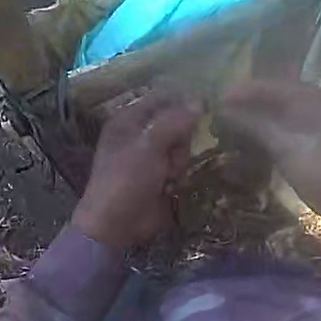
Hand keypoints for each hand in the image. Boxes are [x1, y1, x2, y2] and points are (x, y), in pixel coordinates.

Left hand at [71, 91, 201, 248]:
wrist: (115, 224)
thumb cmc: (126, 180)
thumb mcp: (148, 146)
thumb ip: (174, 122)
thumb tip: (199, 101)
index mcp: (128, 119)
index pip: (160, 97)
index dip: (182, 99)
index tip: (205, 105)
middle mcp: (139, 133)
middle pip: (175, 121)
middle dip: (180, 138)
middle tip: (173, 154)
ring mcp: (149, 155)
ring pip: (181, 144)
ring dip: (179, 159)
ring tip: (169, 175)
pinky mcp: (159, 175)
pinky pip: (179, 163)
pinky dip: (179, 173)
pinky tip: (171, 185)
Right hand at [218, 80, 320, 223]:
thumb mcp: (285, 148)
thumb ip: (253, 125)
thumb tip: (221, 109)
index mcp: (304, 96)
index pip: (260, 85)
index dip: (233, 94)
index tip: (208, 107)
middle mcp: (307, 99)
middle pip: (264, 95)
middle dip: (238, 106)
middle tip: (212, 121)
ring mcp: (310, 117)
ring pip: (270, 110)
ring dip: (248, 119)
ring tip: (224, 131)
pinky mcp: (310, 135)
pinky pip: (278, 123)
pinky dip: (261, 130)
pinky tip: (246, 141)